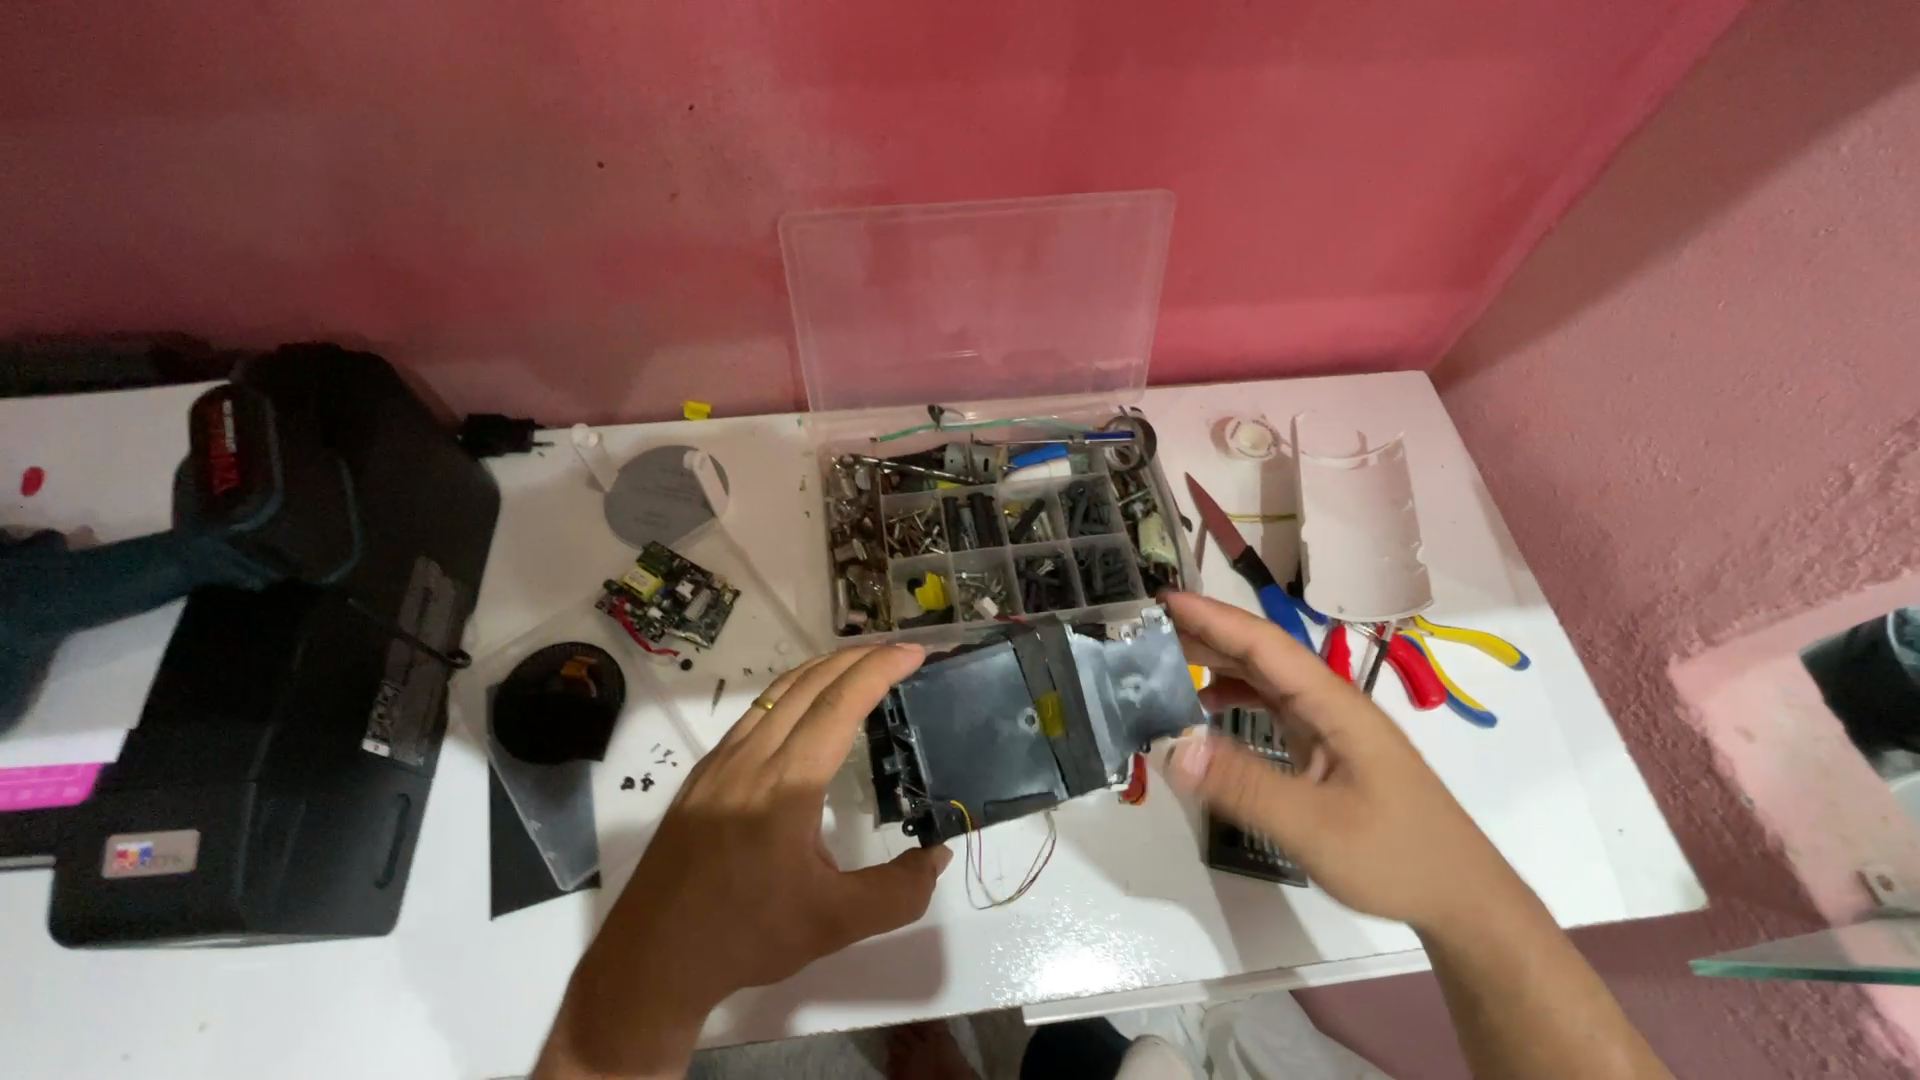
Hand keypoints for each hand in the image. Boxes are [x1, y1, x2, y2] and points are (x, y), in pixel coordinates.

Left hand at [536, 644, 952, 1078]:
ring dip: (825, 669)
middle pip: (810, 683)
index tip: (915, 653)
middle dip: (859, 657)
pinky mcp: (704, 774)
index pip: (840, 705)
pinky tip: (807, 711)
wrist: (652, 958)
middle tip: (899, 652)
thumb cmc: (746, 936)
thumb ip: (897, 893)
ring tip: (861, 667)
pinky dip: (794, 692)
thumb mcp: (833, 924)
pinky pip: (756, 713)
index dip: (879, 670)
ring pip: (778, 692)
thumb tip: (938, 856)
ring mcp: (721, 762)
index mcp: (786, 785)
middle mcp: (751, 759)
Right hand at [1162, 592, 1526, 932]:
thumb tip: (1172, 747)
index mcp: (1334, 705)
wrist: (1465, 899)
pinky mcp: (1328, 750)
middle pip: (1263, 653)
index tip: (1162, 600)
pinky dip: (1235, 698)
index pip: (1264, 644)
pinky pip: (1274, 707)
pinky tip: (1208, 708)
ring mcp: (1332, 726)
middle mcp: (1332, 704)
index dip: (1212, 618)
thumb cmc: (1397, 858)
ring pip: (1267, 678)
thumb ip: (1243, 786)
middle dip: (1206, 634)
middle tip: (1147, 629)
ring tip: (1166, 661)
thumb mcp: (1314, 827)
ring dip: (1219, 663)